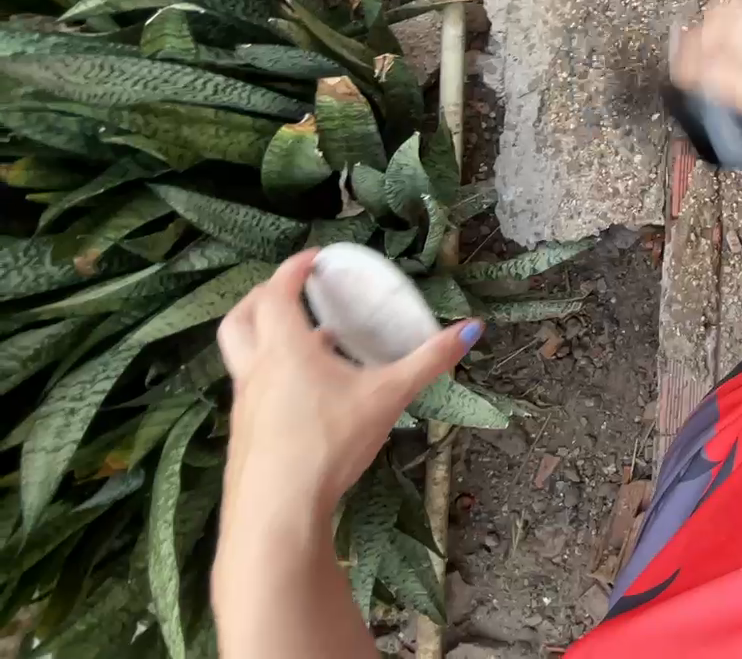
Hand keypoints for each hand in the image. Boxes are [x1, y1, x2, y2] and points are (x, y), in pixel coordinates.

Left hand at [215, 250, 479, 531]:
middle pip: (240, 319)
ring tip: (311, 333)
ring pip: (241, 352)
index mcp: (285, 352)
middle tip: (297, 287)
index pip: (277, 295)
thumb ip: (432, 360)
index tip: (315, 256)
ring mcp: (246, 402)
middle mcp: (256, 370)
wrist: (275, 514)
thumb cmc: (330, 443)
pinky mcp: (248, 429)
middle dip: (264, 295)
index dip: (292, 269)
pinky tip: (312, 382)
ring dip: (266, 330)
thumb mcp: (391, 396)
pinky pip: (254, 380)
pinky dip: (274, 364)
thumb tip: (473, 327)